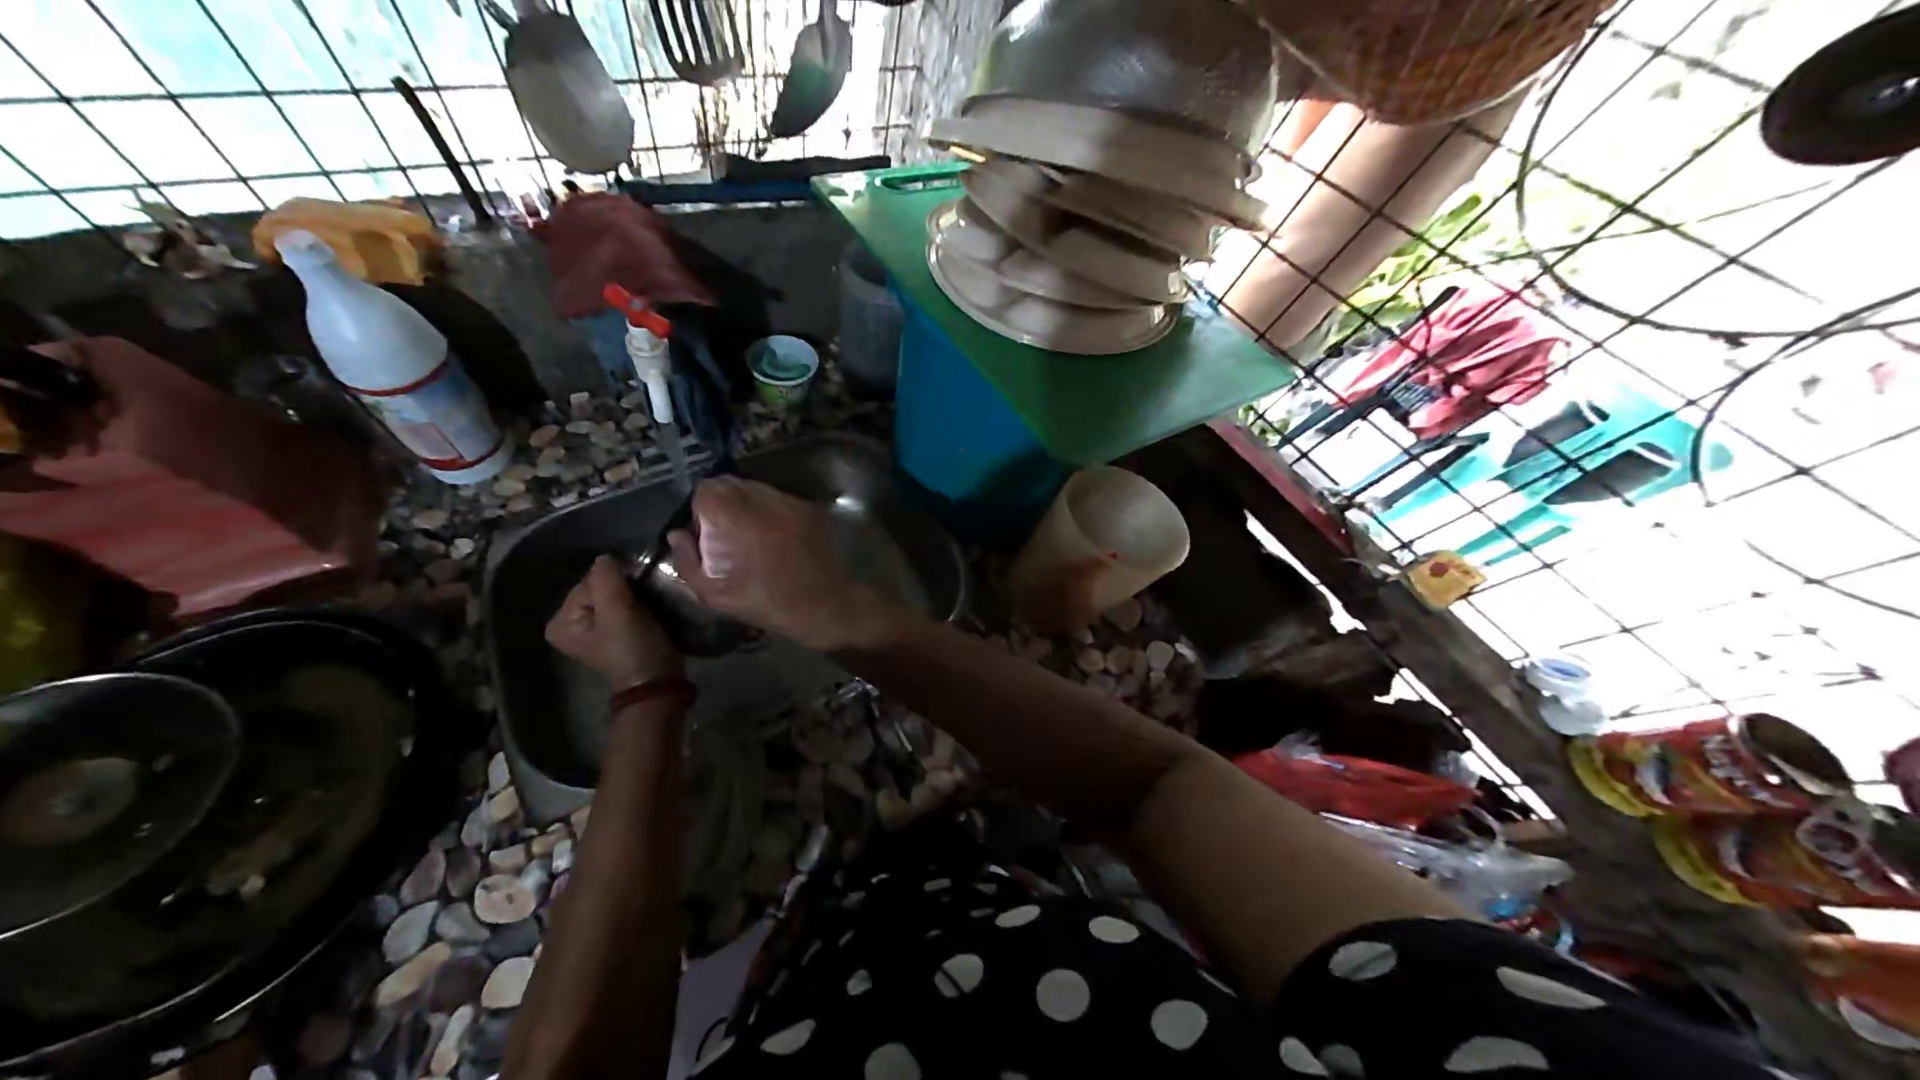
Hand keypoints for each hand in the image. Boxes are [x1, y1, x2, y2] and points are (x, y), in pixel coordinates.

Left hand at [545, 555, 682, 687]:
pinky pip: (619, 606)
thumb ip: (606, 578)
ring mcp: (591, 629)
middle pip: (599, 588)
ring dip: (631, 594)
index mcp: (560, 622)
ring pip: (612, 595)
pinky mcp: (611, 632)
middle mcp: (568, 624)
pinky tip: (646, 610)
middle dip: (623, 588)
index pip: (588, 583)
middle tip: (643, 598)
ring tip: (647, 603)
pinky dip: (634, 604)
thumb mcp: (618, 610)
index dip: (615, 582)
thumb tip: (604, 557)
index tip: (636, 591)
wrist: (658, 679)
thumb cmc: (633, 647)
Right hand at [666, 476, 895, 651]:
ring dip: (745, 501)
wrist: (826, 605)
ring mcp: (792, 503)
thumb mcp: (718, 595)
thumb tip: (677, 534)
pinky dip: (769, 508)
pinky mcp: (810, 508)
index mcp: (741, 522)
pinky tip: (773, 533)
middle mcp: (767, 503)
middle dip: (720, 500)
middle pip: (730, 482)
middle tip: (723, 528)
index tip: (704, 529)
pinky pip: (780, 497)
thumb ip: (689, 563)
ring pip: (756, 486)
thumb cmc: (768, 604)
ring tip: (749, 530)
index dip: (699, 506)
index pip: (707, 490)